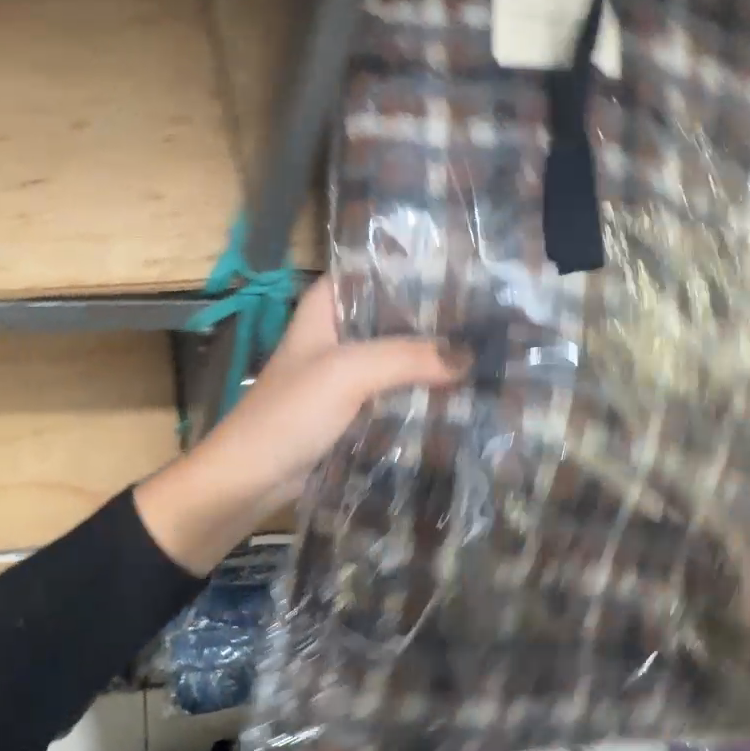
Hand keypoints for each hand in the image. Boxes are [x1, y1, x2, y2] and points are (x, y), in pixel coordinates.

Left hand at [134, 279, 466, 572]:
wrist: (247, 480)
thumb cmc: (287, 415)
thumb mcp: (346, 374)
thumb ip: (407, 356)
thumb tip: (471, 354)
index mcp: (327, 305)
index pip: (381, 270)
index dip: (426, 270)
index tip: (481, 274)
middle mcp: (338, 330)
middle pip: (397, 314)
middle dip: (442, 320)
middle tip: (502, 321)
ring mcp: (345, 372)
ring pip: (400, 356)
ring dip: (437, 360)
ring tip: (497, 356)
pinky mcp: (352, 409)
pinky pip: (396, 393)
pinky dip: (424, 394)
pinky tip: (466, 396)